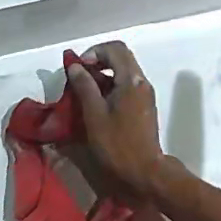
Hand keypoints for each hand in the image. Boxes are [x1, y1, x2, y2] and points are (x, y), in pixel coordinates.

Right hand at [66, 41, 171, 195]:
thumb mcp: (94, 114)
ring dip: (103, 73)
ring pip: (123, 70)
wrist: (144, 171)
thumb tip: (75, 66)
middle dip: (98, 60)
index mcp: (132, 80)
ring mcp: (144, 94)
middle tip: (79, 75)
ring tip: (83, 89)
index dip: (93, 52)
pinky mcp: (143, 105)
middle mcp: (142, 82)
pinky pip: (126, 84)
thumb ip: (84, 86)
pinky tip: (96, 101)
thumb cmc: (117, 144)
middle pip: (121, 57)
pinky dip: (110, 84)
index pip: (114, 49)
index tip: (78, 67)